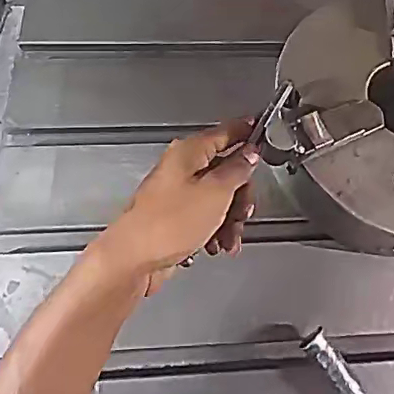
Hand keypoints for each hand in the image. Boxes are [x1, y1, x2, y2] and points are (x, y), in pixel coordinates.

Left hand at [91, 119, 258, 291]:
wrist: (133, 261)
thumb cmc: (165, 224)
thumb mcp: (217, 192)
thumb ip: (237, 170)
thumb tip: (249, 156)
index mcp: (188, 152)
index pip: (225, 132)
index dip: (246, 133)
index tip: (260, 133)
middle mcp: (180, 169)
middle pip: (225, 170)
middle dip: (240, 194)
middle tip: (243, 210)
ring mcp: (176, 193)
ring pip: (217, 198)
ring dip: (229, 218)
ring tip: (228, 236)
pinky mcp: (173, 217)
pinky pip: (204, 218)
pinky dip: (215, 230)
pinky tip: (214, 244)